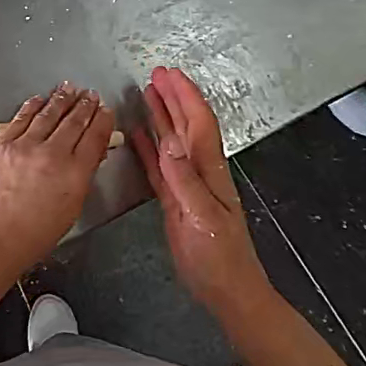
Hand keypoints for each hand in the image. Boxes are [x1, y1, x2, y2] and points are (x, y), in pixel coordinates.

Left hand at [0, 82, 116, 268]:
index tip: (106, 110)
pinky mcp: (6, 142)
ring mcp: (27, 145)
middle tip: (90, 94)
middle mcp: (53, 153)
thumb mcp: (74, 203)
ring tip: (69, 88)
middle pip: (73, 121)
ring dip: (61, 99)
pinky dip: (33, 106)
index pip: (94, 136)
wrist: (1, 231)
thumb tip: (91, 151)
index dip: (102, 120)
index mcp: (75, 172)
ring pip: (48, 113)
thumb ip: (83, 173)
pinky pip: (22, 117)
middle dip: (84, 105)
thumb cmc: (40, 228)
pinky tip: (40, 99)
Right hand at [131, 66, 274, 312]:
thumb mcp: (202, 216)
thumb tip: (168, 141)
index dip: (185, 96)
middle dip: (174, 97)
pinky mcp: (174, 199)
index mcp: (208, 170)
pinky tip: (137, 134)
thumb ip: (184, 179)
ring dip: (160, 115)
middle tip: (156, 73)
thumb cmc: (219, 257)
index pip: (197, 123)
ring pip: (171, 140)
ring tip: (147, 92)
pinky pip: (158, 165)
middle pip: (185, 125)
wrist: (227, 292)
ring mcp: (186, 184)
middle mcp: (198, 170)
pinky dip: (148, 146)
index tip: (169, 74)